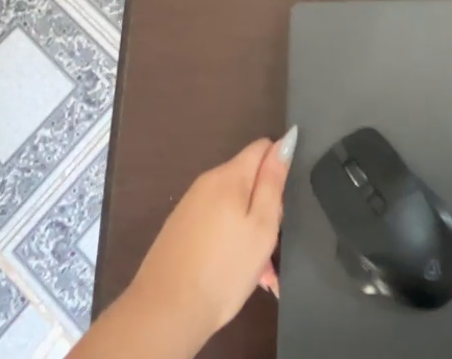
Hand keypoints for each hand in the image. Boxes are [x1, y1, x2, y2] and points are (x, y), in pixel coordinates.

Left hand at [121, 128, 296, 347]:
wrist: (166, 311)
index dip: (280, 166)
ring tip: (257, 268)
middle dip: (264, 204)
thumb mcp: (261, 225)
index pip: (262, 147)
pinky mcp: (180, 228)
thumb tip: (286, 140)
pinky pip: (216, 223)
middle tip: (271, 243)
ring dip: (249, 227)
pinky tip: (233, 270)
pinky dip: (230, 239)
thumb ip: (273, 181)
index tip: (284, 202)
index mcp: (229, 176)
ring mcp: (190, 205)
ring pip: (233, 205)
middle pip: (247, 178)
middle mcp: (207, 182)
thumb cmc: (225, 268)